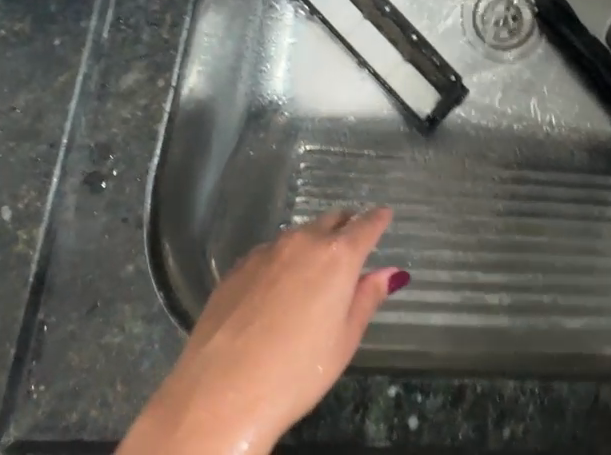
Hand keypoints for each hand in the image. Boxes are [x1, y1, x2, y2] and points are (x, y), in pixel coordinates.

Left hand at [120, 209, 407, 454]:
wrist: (220, 394)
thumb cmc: (296, 372)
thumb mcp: (344, 340)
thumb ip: (367, 299)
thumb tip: (389, 273)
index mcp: (337, 257)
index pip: (366, 225)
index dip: (378, 219)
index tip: (384, 215)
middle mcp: (302, 243)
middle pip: (330, 221)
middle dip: (344, 226)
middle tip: (350, 243)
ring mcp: (265, 254)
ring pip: (297, 236)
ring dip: (311, 244)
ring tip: (311, 271)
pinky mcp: (235, 270)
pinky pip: (268, 254)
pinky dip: (281, 261)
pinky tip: (275, 289)